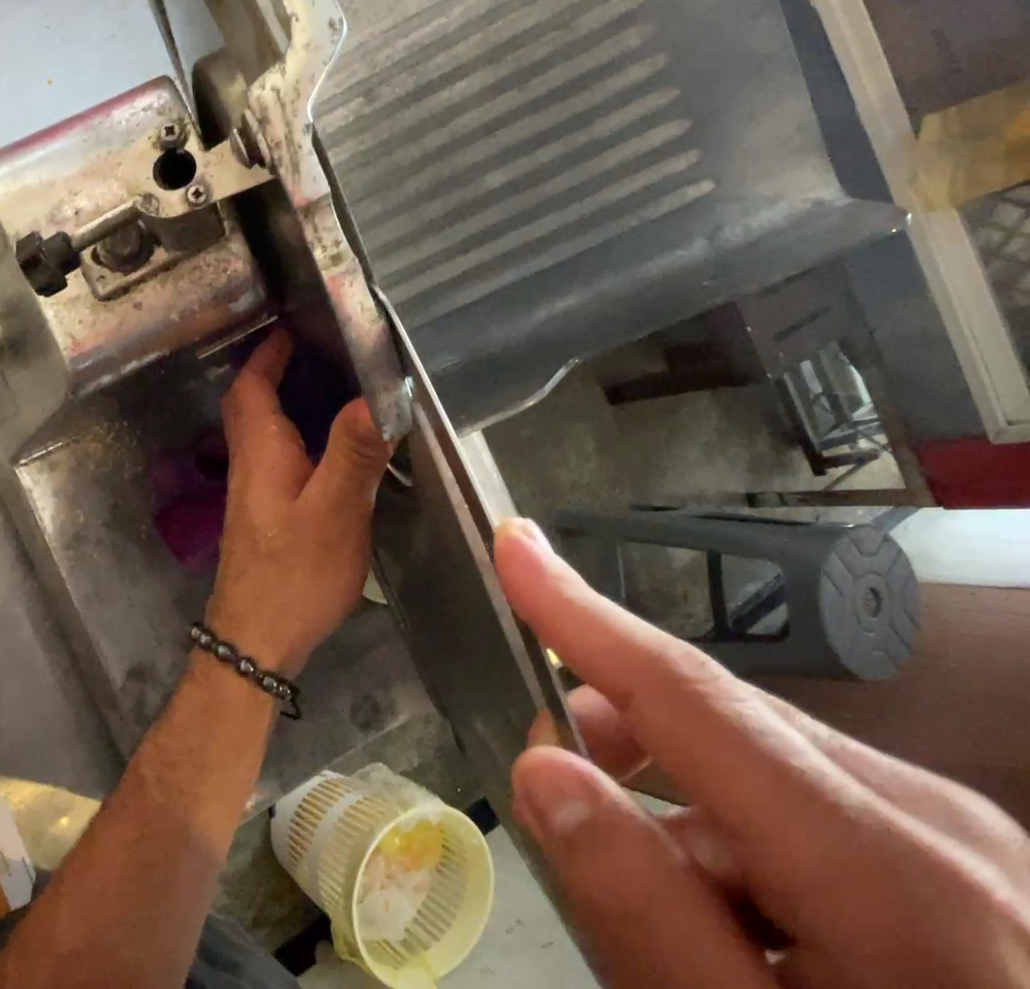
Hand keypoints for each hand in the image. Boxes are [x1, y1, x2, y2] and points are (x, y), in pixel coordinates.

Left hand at [205, 332, 392, 676]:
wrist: (256, 639)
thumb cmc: (294, 574)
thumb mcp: (334, 511)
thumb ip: (353, 453)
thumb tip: (377, 393)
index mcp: (260, 451)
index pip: (251, 386)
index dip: (268, 353)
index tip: (296, 326)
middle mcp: (250, 464)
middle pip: (252, 405)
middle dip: (277, 371)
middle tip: (321, 352)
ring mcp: (255, 492)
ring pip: (266, 432)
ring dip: (290, 404)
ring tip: (337, 388)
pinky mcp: (267, 516)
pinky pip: (280, 458)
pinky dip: (302, 438)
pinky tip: (335, 450)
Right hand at [493, 518, 1029, 987]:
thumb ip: (635, 903)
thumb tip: (542, 769)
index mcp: (885, 867)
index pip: (687, 694)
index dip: (581, 615)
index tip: (514, 545)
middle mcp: (932, 819)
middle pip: (716, 722)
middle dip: (614, 742)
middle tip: (551, 808)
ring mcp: (962, 836)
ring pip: (753, 765)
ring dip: (677, 813)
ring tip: (671, 919)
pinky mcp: (965, 859)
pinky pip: (804, 804)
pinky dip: (738, 842)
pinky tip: (746, 933)